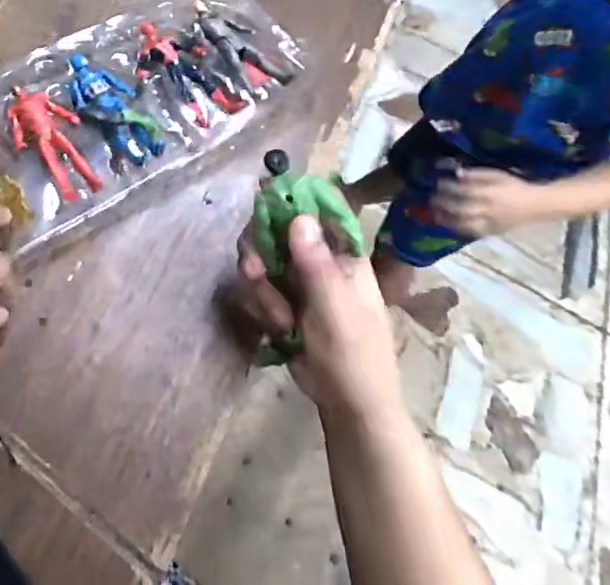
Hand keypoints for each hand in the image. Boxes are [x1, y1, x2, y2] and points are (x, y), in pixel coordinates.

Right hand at [236, 216, 404, 424]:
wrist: (348, 406)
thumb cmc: (354, 354)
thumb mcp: (336, 308)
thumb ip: (316, 263)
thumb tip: (299, 216)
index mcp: (341, 252)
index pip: (312, 210)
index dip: (286, 203)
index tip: (260, 208)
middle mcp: (316, 258)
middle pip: (273, 231)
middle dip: (260, 254)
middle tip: (255, 273)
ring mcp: (296, 279)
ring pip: (259, 260)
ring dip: (261, 290)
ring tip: (280, 321)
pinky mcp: (280, 299)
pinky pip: (255, 287)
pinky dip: (259, 306)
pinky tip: (276, 329)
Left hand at [434, 165, 554, 234]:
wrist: (539, 205)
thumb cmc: (516, 186)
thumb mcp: (498, 175)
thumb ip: (477, 175)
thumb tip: (456, 173)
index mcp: (489, 193)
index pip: (463, 190)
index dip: (447, 187)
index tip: (435, 183)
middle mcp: (488, 209)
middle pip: (460, 208)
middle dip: (443, 204)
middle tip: (430, 200)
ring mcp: (490, 222)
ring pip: (464, 223)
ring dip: (447, 219)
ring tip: (434, 215)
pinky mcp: (493, 232)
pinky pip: (473, 232)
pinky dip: (459, 229)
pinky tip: (450, 225)